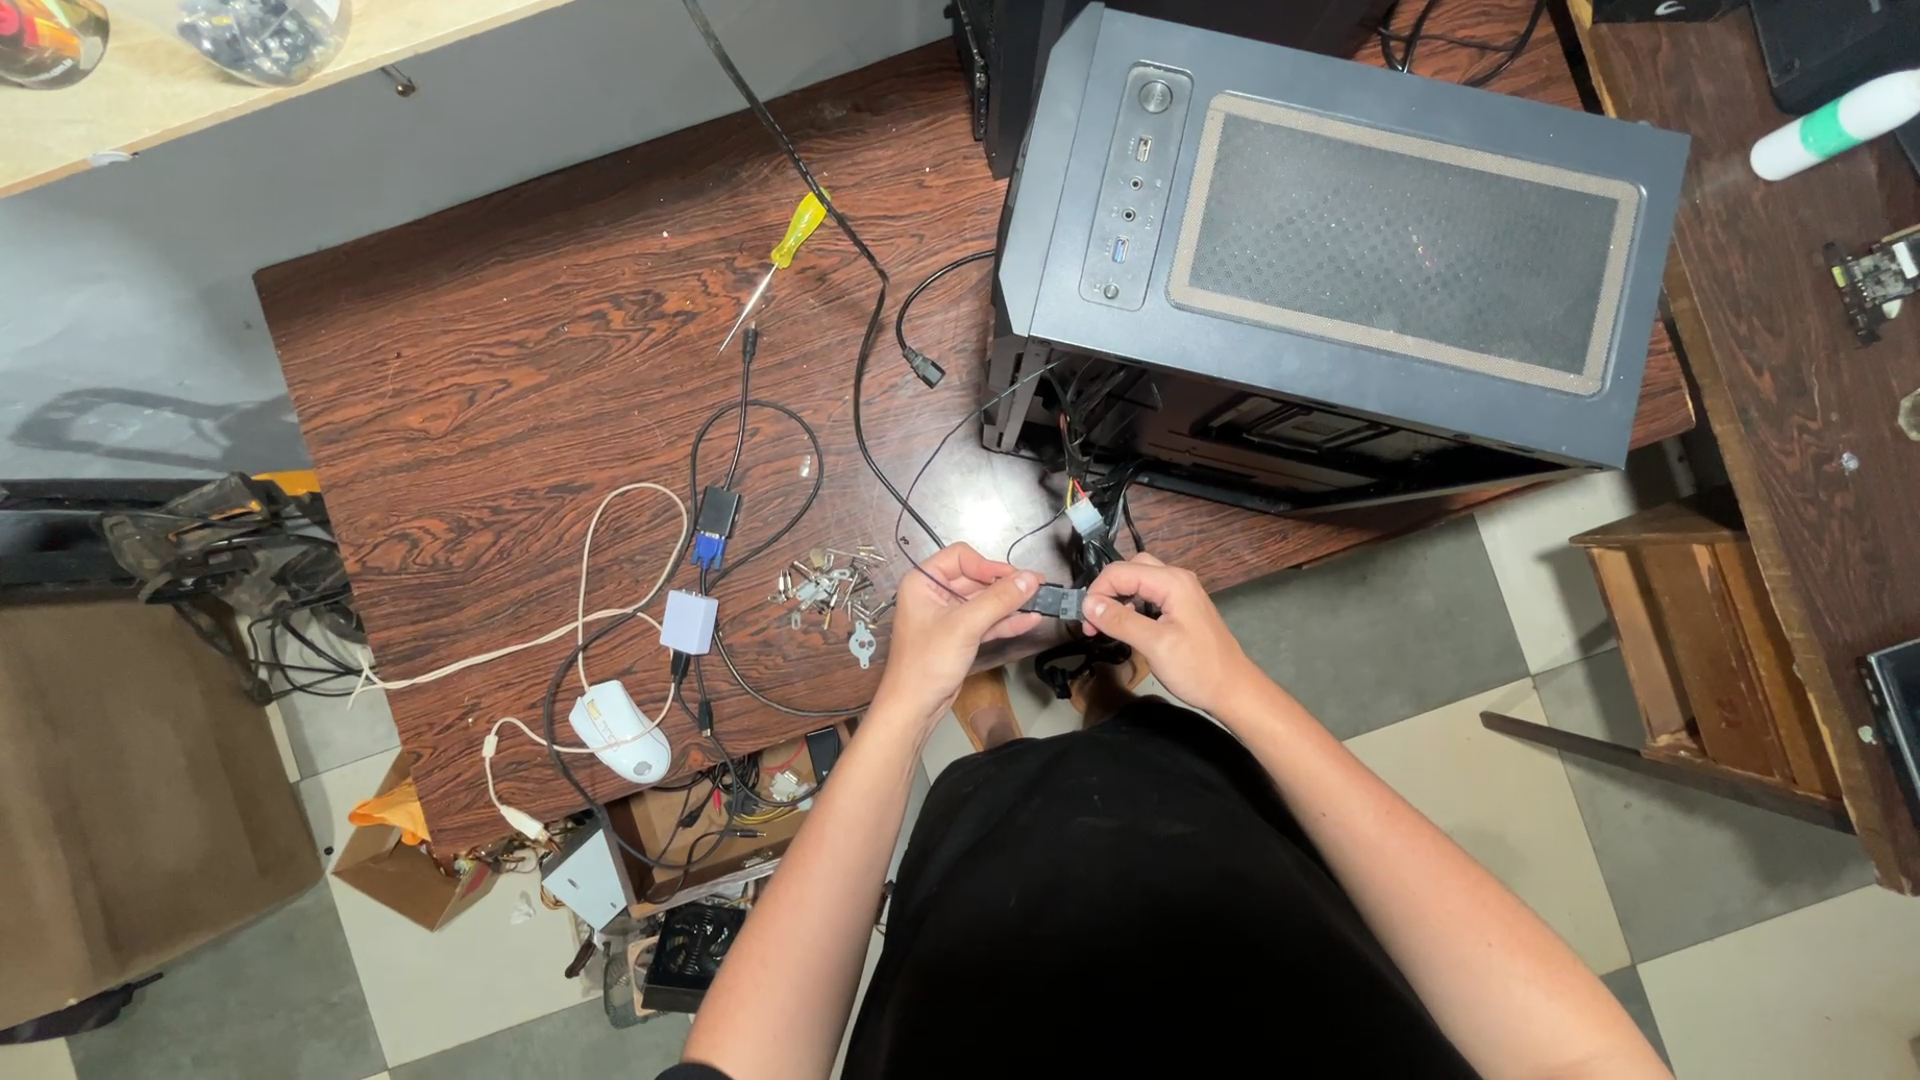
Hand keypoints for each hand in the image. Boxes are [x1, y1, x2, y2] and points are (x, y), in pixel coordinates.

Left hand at [873, 542, 1040, 728]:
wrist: (914, 707)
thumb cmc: (928, 662)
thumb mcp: (965, 625)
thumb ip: (999, 600)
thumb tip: (1030, 578)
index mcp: (923, 582)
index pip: (961, 557)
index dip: (988, 565)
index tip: (1015, 578)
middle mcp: (933, 594)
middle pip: (976, 578)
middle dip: (1005, 584)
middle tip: (1037, 587)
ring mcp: (948, 616)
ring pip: (984, 601)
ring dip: (1010, 603)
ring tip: (1041, 601)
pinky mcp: (959, 637)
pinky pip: (986, 621)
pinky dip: (1006, 621)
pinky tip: (1030, 619)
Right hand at [1080, 552, 1257, 715]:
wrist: (1234, 690)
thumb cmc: (1197, 668)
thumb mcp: (1154, 645)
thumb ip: (1120, 621)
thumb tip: (1088, 604)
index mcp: (1172, 582)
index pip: (1120, 571)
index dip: (1098, 592)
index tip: (1086, 621)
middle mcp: (1177, 579)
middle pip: (1130, 569)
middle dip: (1107, 590)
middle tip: (1094, 619)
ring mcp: (1181, 593)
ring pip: (1139, 581)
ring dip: (1118, 598)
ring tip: (1106, 625)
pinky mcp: (1181, 607)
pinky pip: (1149, 595)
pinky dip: (1132, 606)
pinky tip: (1127, 627)